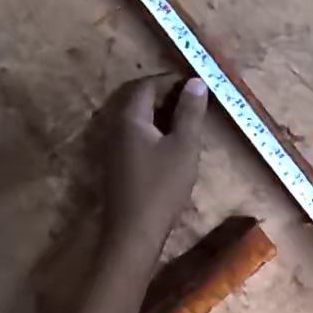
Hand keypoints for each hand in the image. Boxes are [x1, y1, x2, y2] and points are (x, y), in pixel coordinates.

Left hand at [98, 75, 208, 260]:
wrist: (134, 232)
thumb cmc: (162, 185)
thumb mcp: (184, 146)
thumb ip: (190, 112)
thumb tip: (195, 82)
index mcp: (130, 119)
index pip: (147, 86)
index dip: (171, 80)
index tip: (196, 83)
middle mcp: (117, 129)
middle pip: (141, 101)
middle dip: (168, 95)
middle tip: (197, 99)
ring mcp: (116, 149)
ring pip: (140, 120)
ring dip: (164, 114)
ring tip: (191, 119)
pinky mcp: (120, 166)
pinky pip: (138, 136)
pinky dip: (157, 131)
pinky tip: (175, 144)